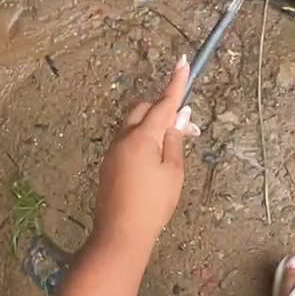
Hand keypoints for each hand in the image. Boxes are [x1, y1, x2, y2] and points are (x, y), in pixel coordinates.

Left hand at [92, 57, 195, 246]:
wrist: (120, 233)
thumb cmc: (153, 204)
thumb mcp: (173, 172)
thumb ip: (175, 140)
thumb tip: (179, 116)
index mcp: (142, 137)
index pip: (164, 103)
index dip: (176, 82)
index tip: (182, 61)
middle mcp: (124, 138)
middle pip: (144, 110)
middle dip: (163, 110)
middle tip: (185, 128)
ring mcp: (113, 151)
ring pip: (134, 125)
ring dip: (153, 127)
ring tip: (171, 148)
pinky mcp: (109, 164)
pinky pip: (127, 141)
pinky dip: (142, 140)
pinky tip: (154, 162)